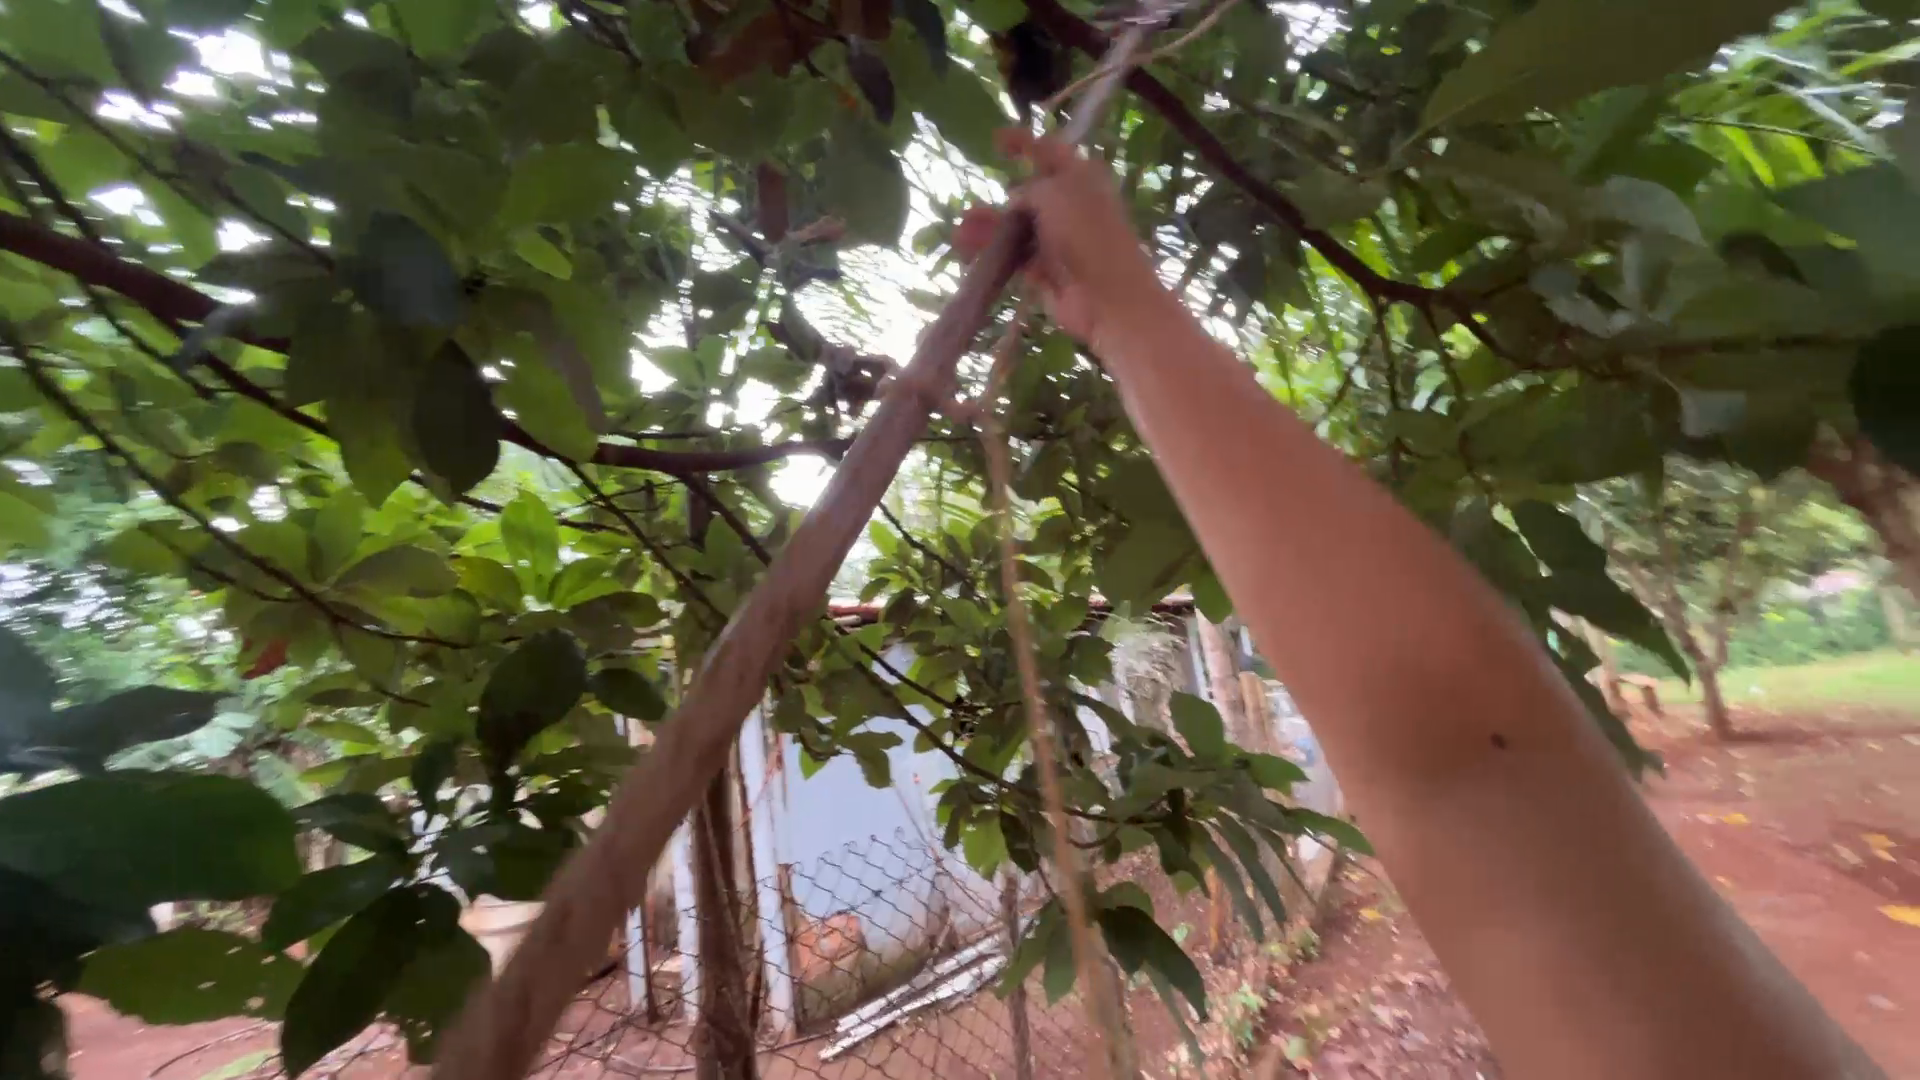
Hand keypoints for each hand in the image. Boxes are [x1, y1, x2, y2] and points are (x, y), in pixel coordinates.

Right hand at [953, 130, 1168, 346]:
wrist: (1105, 295)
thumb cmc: (1087, 235)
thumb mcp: (1056, 194)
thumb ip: (1030, 190)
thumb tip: (1015, 202)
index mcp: (1081, 178)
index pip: (1050, 151)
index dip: (1024, 143)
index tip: (996, 140)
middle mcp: (1069, 207)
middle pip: (1028, 195)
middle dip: (999, 198)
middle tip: (971, 207)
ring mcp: (1056, 241)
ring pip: (1016, 229)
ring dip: (988, 229)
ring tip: (961, 234)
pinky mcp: (1044, 271)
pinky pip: (1013, 257)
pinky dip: (992, 254)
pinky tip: (968, 252)